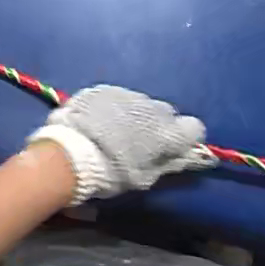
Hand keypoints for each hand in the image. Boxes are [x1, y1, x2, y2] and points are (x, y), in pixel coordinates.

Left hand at [27, 86, 213, 205]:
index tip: (169, 147)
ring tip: (112, 130)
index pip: (194, 129)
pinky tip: (96, 120)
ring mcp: (127, 94)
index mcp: (170, 132)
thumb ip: (171, 163)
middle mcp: (153, 108)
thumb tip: (192, 157)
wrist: (71, 151)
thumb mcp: (146, 176)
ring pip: (139, 104)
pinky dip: (111, 106)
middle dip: (156, 125)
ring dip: (133, 114)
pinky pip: (115, 97)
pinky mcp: (103, 89)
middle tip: (137, 141)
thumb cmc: (112, 171)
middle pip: (165, 113)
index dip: (182, 138)